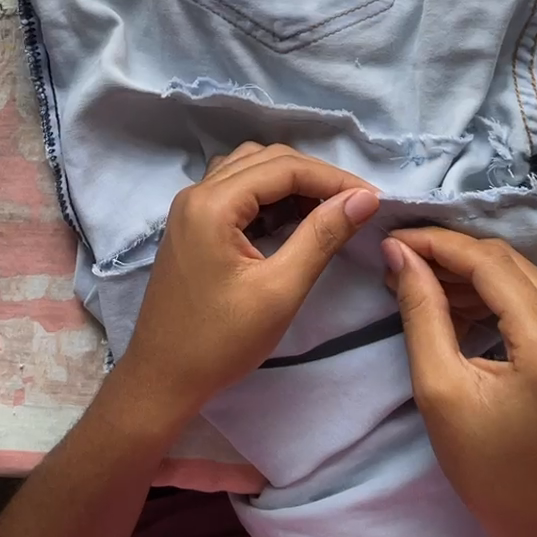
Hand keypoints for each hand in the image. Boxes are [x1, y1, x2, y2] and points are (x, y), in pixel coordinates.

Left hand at [108, 143, 379, 436]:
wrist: (163, 376)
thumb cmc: (220, 341)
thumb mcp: (280, 291)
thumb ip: (321, 237)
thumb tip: (364, 198)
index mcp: (212, 204)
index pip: (283, 167)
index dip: (333, 178)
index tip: (374, 198)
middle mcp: (196, 193)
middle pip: (265, 159)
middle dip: (314, 176)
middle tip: (356, 204)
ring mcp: (190, 207)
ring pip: (249, 169)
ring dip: (290, 181)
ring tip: (328, 209)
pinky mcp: (192, 223)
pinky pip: (235, 189)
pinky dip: (268, 194)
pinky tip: (293, 218)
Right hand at [384, 228, 536, 536]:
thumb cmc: (492, 471)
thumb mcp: (440, 390)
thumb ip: (422, 311)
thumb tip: (398, 252)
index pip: (490, 264)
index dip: (437, 243)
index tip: (391, 238)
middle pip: (509, 263)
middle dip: (450, 255)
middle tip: (398, 263)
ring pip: (523, 276)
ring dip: (470, 273)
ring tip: (420, 283)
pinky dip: (495, 293)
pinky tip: (457, 304)